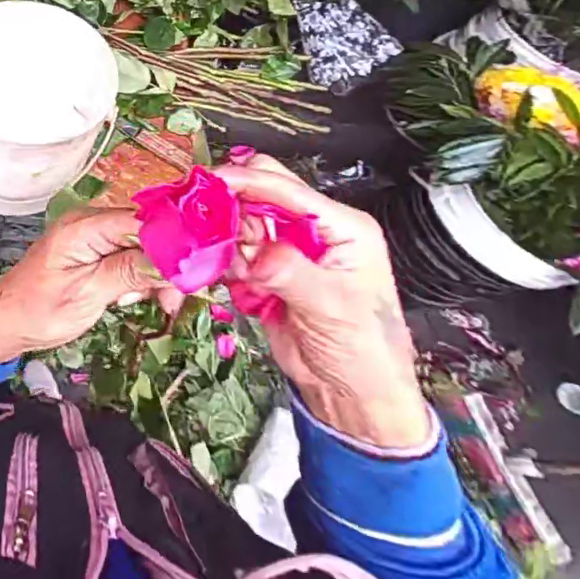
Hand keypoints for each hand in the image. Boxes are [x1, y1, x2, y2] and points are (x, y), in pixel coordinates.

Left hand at [0, 209, 167, 362]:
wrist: (5, 324)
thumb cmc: (39, 311)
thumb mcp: (88, 295)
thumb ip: (129, 272)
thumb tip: (171, 261)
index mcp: (85, 226)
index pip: (141, 220)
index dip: (171, 239)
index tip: (192, 267)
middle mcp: (92, 222)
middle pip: (146, 231)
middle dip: (166, 261)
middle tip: (177, 297)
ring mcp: (94, 235)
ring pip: (142, 244)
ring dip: (156, 272)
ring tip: (162, 303)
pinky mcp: (96, 250)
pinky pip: (130, 253)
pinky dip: (142, 274)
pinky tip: (141, 295)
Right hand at [217, 156, 433, 450]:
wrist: (354, 397)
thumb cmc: (365, 352)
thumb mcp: (332, 308)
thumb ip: (291, 274)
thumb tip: (258, 252)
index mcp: (342, 226)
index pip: (290, 190)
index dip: (251, 181)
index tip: (216, 181)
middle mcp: (314, 230)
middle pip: (263, 194)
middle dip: (236, 205)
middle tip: (213, 222)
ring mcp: (290, 249)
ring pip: (245, 221)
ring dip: (231, 238)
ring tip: (238, 268)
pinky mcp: (270, 271)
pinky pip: (238, 251)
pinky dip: (229, 262)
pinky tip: (239, 281)